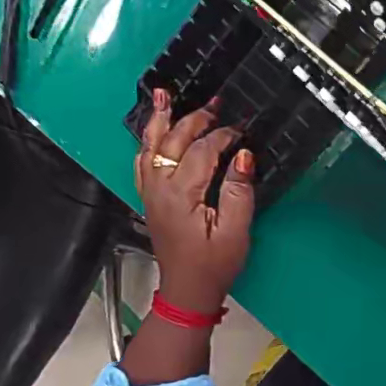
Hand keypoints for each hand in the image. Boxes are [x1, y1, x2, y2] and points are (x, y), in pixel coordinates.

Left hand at [134, 91, 254, 311]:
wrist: (187, 290)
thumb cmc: (214, 265)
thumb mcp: (235, 232)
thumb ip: (239, 192)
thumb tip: (243, 155)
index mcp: (182, 195)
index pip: (202, 151)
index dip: (223, 136)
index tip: (241, 131)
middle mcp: (160, 188)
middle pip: (173, 142)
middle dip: (194, 119)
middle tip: (214, 104)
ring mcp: (150, 193)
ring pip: (150, 148)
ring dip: (159, 120)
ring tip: (163, 95)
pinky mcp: (149, 199)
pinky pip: (142, 163)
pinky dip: (147, 142)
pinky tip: (153, 131)